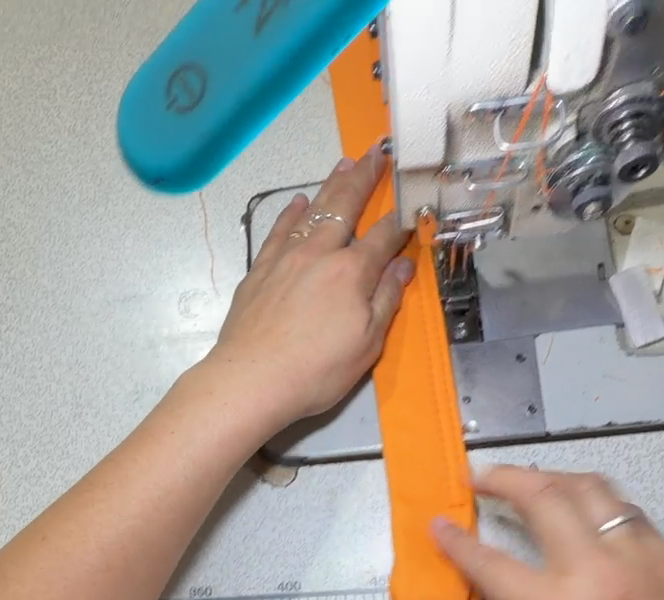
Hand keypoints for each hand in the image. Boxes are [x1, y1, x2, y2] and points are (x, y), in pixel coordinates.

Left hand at [198, 145, 413, 423]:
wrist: (252, 380)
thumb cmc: (316, 371)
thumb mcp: (366, 345)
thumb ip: (386, 301)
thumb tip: (402, 266)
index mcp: (352, 272)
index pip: (384, 236)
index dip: (400, 220)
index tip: (411, 205)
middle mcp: (318, 254)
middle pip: (344, 207)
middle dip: (363, 179)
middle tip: (375, 154)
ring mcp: (284, 259)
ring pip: (311, 212)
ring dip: (329, 186)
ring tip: (343, 165)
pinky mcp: (258, 272)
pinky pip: (277, 231)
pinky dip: (290, 213)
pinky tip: (296, 204)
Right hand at [423, 467, 663, 599]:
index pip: (491, 562)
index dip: (456, 541)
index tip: (435, 523)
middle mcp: (597, 571)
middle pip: (544, 497)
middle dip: (503, 478)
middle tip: (477, 477)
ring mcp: (640, 557)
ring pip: (590, 488)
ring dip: (550, 476)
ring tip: (526, 482)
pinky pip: (624, 507)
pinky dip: (591, 497)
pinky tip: (579, 509)